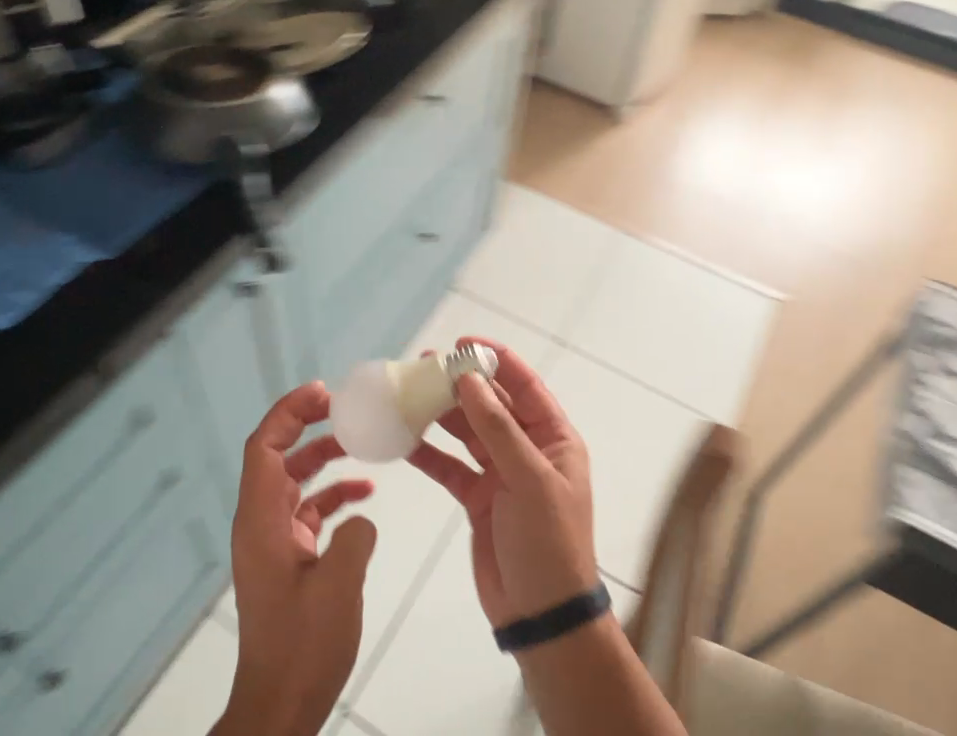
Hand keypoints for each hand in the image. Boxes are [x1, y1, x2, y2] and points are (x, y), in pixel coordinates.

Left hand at [215, 382, 376, 735]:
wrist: (280, 703)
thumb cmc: (303, 646)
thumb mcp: (339, 587)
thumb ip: (355, 537)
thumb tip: (360, 515)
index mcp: (261, 523)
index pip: (263, 448)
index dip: (288, 413)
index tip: (323, 394)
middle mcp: (260, 525)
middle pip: (277, 458)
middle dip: (308, 428)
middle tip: (346, 408)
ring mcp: (272, 543)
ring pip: (294, 484)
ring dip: (324, 460)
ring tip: (361, 443)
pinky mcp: (287, 561)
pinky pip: (307, 513)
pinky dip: (332, 497)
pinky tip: (364, 496)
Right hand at [407, 339, 598, 626]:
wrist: (541, 614)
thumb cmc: (548, 541)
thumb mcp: (529, 479)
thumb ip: (497, 428)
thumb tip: (468, 379)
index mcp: (554, 439)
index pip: (525, 386)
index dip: (496, 360)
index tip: (463, 343)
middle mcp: (528, 449)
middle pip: (490, 405)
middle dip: (459, 384)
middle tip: (422, 366)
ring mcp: (502, 474)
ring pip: (467, 433)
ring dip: (440, 415)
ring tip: (407, 394)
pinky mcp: (479, 499)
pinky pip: (451, 467)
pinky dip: (429, 454)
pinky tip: (402, 441)